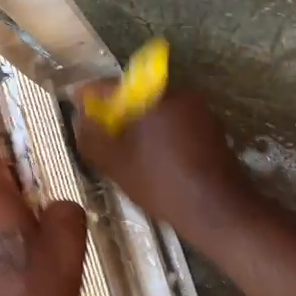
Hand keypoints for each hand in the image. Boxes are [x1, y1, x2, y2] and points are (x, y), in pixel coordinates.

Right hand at [70, 84, 265, 249]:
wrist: (219, 210)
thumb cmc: (163, 185)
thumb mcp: (116, 165)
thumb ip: (91, 136)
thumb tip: (80, 117)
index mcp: (151, 97)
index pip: (110, 85)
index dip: (89, 94)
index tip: (76, 104)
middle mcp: (177, 93)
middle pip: (135, 93)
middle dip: (116, 109)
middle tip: (102, 132)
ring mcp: (198, 108)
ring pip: (157, 107)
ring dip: (140, 121)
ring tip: (128, 149)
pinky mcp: (211, 125)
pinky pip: (175, 119)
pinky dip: (161, 131)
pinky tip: (156, 157)